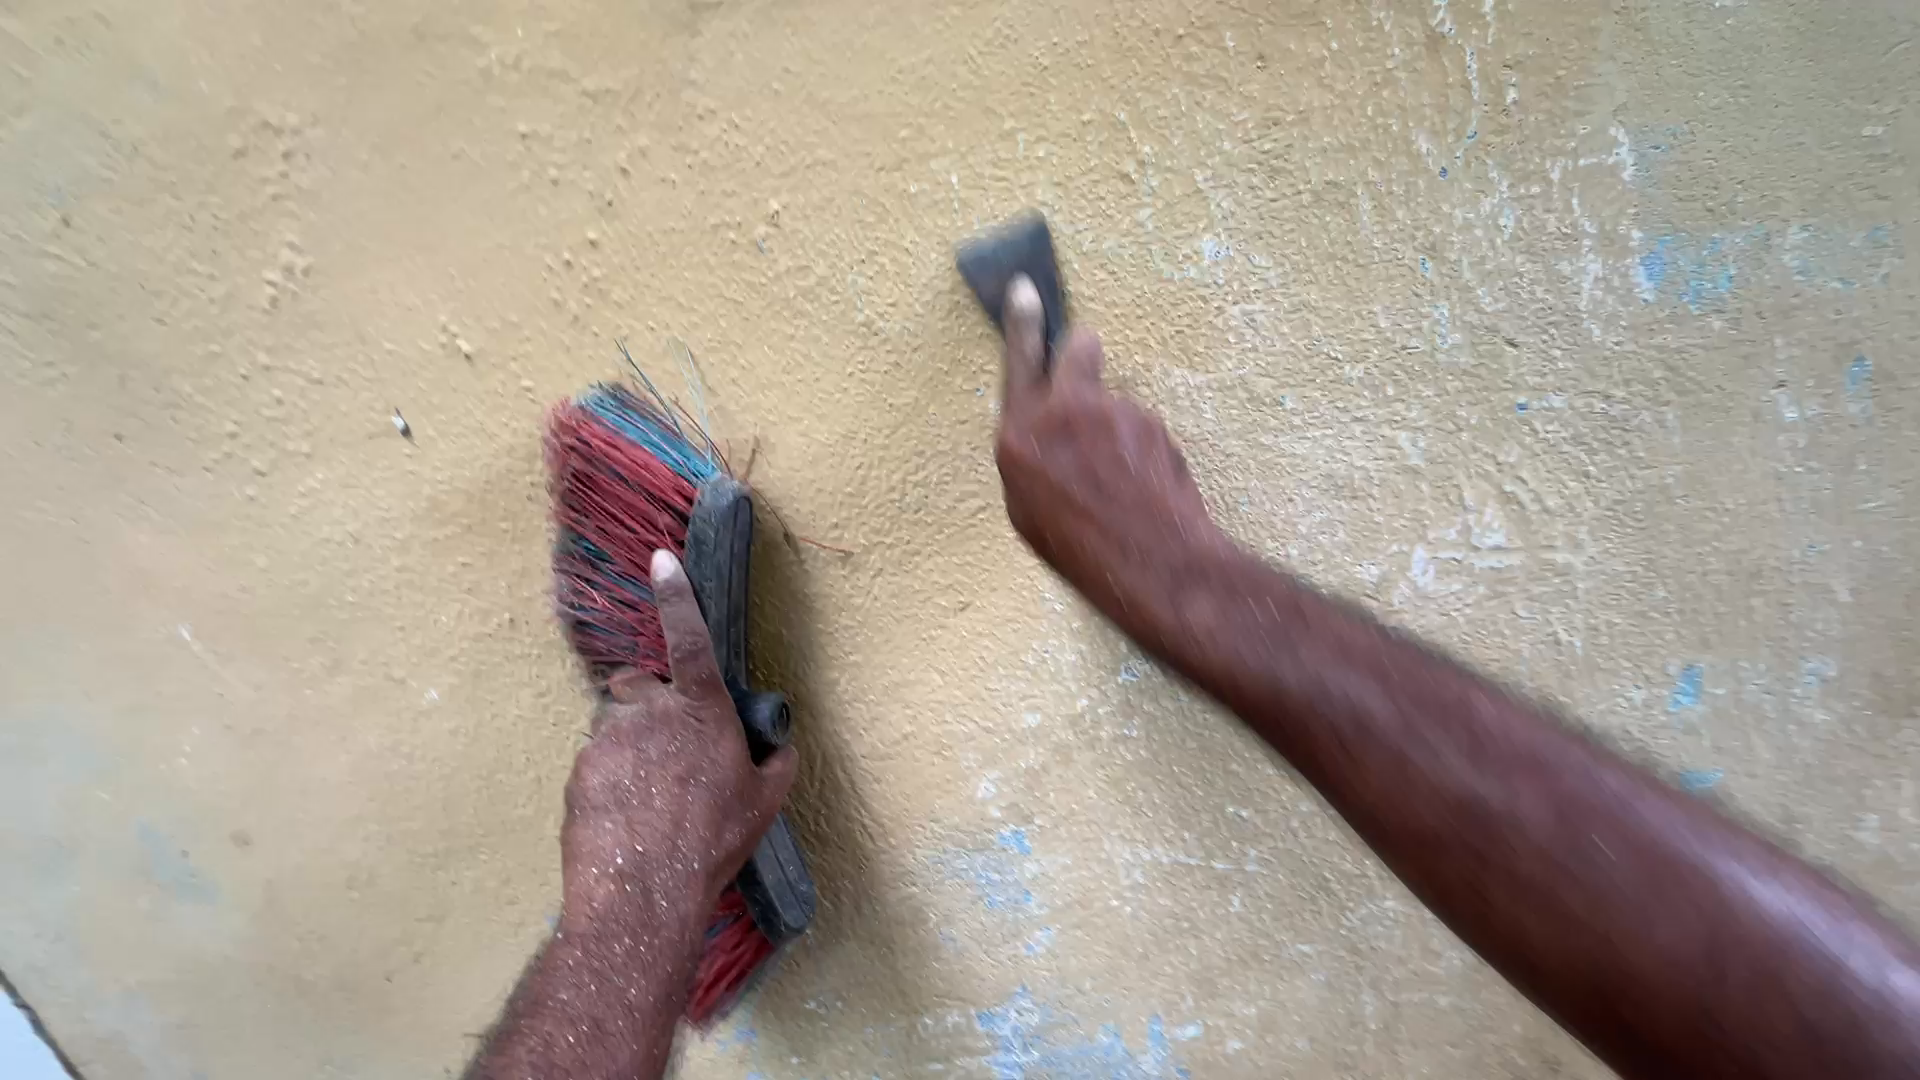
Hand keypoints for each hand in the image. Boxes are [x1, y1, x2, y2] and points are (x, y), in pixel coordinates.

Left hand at [559, 549, 797, 932]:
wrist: (643, 893)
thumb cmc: (713, 839)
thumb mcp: (766, 801)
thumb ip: (777, 760)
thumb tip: (778, 746)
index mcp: (700, 709)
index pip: (691, 637)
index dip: (677, 595)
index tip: (662, 559)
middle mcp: (651, 710)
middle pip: (640, 683)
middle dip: (651, 702)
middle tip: (667, 747)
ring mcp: (608, 738)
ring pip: (615, 720)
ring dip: (630, 740)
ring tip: (646, 791)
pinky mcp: (578, 769)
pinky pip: (595, 756)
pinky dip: (609, 773)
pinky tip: (624, 811)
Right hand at [995, 276, 1223, 631]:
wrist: (1149, 561)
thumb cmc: (1076, 547)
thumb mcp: (1025, 510)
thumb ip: (1026, 456)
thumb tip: (1038, 435)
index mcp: (1019, 436)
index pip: (1018, 360)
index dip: (1021, 321)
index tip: (1026, 288)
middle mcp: (1062, 411)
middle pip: (1077, 348)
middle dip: (1081, 355)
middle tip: (1088, 382)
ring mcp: (1111, 411)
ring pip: (1112, 398)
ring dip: (1113, 423)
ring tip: (1119, 477)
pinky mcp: (1150, 421)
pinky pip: (1138, 424)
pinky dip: (1138, 445)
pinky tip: (1141, 481)